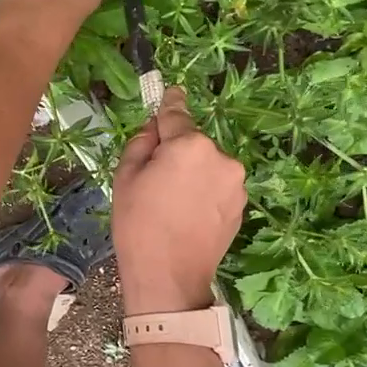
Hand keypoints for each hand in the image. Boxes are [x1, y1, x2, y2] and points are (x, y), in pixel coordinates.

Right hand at [111, 87, 245, 315]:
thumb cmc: (138, 224)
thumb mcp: (125, 178)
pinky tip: (185, 213)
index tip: (171, 91)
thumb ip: (141, 144)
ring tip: (169, 201)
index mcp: (189, 145)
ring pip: (206, 164)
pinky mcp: (241, 203)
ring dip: (191, 172)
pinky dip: (203, 190)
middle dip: (175, 150)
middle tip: (152, 178)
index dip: (169, 103)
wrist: (169, 275)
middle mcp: (220, 157)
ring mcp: (235, 182)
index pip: (176, 114)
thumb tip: (155, 130)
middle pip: (192, 142)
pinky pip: (217, 185)